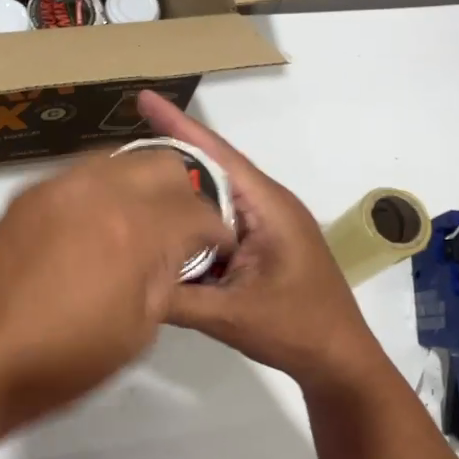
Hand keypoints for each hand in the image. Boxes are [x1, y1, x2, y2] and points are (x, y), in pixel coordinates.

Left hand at [0, 148, 236, 432]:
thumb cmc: (57, 364)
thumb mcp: (134, 333)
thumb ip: (163, 279)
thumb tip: (174, 255)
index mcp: (132, 230)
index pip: (197, 209)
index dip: (215, 232)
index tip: (215, 251)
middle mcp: (96, 191)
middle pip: (162, 163)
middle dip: (183, 194)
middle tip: (181, 233)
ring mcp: (54, 188)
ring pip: (118, 158)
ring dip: (141, 184)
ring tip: (140, 224)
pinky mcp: (24, 195)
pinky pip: (79, 174)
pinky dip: (102, 189)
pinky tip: (97, 226)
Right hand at [135, 91, 384, 388]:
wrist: (340, 361)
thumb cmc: (297, 330)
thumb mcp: (231, 316)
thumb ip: (177, 298)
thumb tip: (122, 279)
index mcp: (267, 208)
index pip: (217, 155)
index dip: (179, 126)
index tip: (143, 98)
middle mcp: (267, 206)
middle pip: (211, 169)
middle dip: (168, 153)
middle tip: (118, 149)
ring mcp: (265, 226)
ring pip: (213, 197)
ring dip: (177, 188)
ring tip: (129, 180)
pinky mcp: (260, 246)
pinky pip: (218, 221)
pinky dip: (189, 218)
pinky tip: (159, 225)